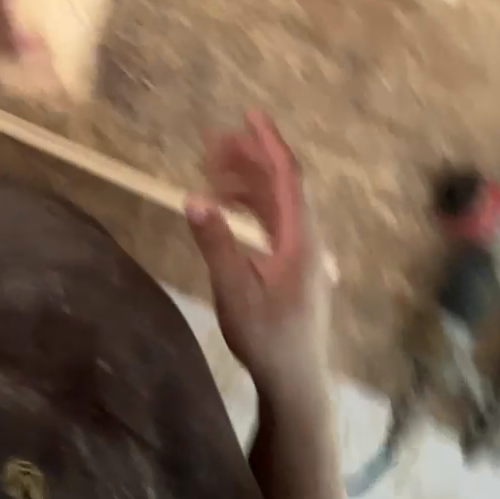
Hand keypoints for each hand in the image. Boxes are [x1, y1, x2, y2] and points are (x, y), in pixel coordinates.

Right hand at [187, 112, 332, 393]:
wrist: (295, 382)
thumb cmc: (267, 338)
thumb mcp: (235, 292)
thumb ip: (216, 244)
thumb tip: (193, 198)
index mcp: (301, 240)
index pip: (289, 178)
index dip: (270, 144)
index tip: (251, 115)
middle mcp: (306, 239)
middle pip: (281, 184)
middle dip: (249, 157)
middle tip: (213, 140)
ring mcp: (302, 252)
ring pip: (276, 201)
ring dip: (246, 179)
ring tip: (210, 166)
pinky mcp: (292, 265)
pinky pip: (272, 219)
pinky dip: (248, 203)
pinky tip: (224, 203)